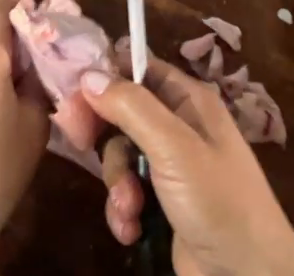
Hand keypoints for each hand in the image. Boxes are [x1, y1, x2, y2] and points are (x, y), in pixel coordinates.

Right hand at [82, 56, 293, 275]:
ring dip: (116, 180)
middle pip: (120, 109)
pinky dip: (123, 208)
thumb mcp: (174, 148)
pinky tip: (131, 228)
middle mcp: (178, 125)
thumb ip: (131, 107)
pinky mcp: (162, 200)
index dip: (103, 76)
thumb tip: (88, 73)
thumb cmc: (219, 203)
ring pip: (119, 152)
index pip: (136, 66)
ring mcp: (170, 164)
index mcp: (188, 100)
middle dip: (103, 134)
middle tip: (80, 143)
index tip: (74, 95)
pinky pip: (126, 188)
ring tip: (129, 208)